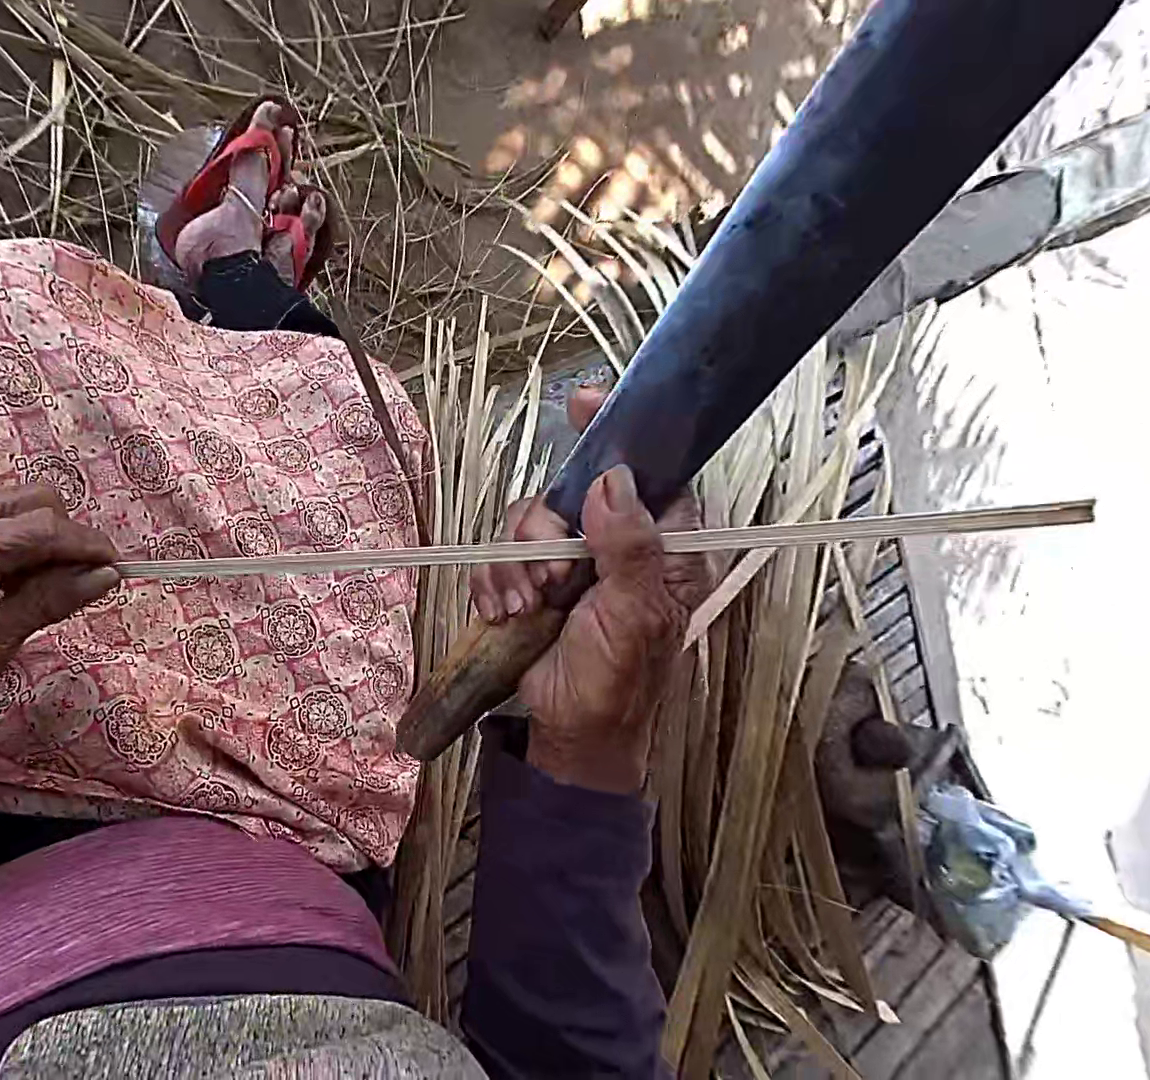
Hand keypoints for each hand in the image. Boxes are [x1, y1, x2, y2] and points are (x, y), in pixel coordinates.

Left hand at [0, 488, 118, 824]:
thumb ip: (45, 603)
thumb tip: (104, 573)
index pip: (34, 528)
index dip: (84, 543)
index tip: (114, 567)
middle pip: (24, 499)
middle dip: (63, 536)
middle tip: (77, 581)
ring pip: (5, 501)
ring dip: (39, 537)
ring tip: (42, 584)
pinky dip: (11, 540)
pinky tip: (8, 578)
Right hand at [468, 387, 707, 792]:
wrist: (571, 727)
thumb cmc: (620, 678)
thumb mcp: (636, 616)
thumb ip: (629, 548)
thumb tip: (607, 480)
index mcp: (658, 543)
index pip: (647, 471)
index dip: (616, 435)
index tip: (582, 403)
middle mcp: (609, 540)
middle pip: (565, 493)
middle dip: (543, 533)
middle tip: (549, 579)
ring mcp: (563, 559)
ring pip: (523, 521)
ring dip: (513, 564)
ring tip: (523, 606)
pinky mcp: (524, 578)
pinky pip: (495, 556)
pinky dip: (491, 581)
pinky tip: (503, 612)